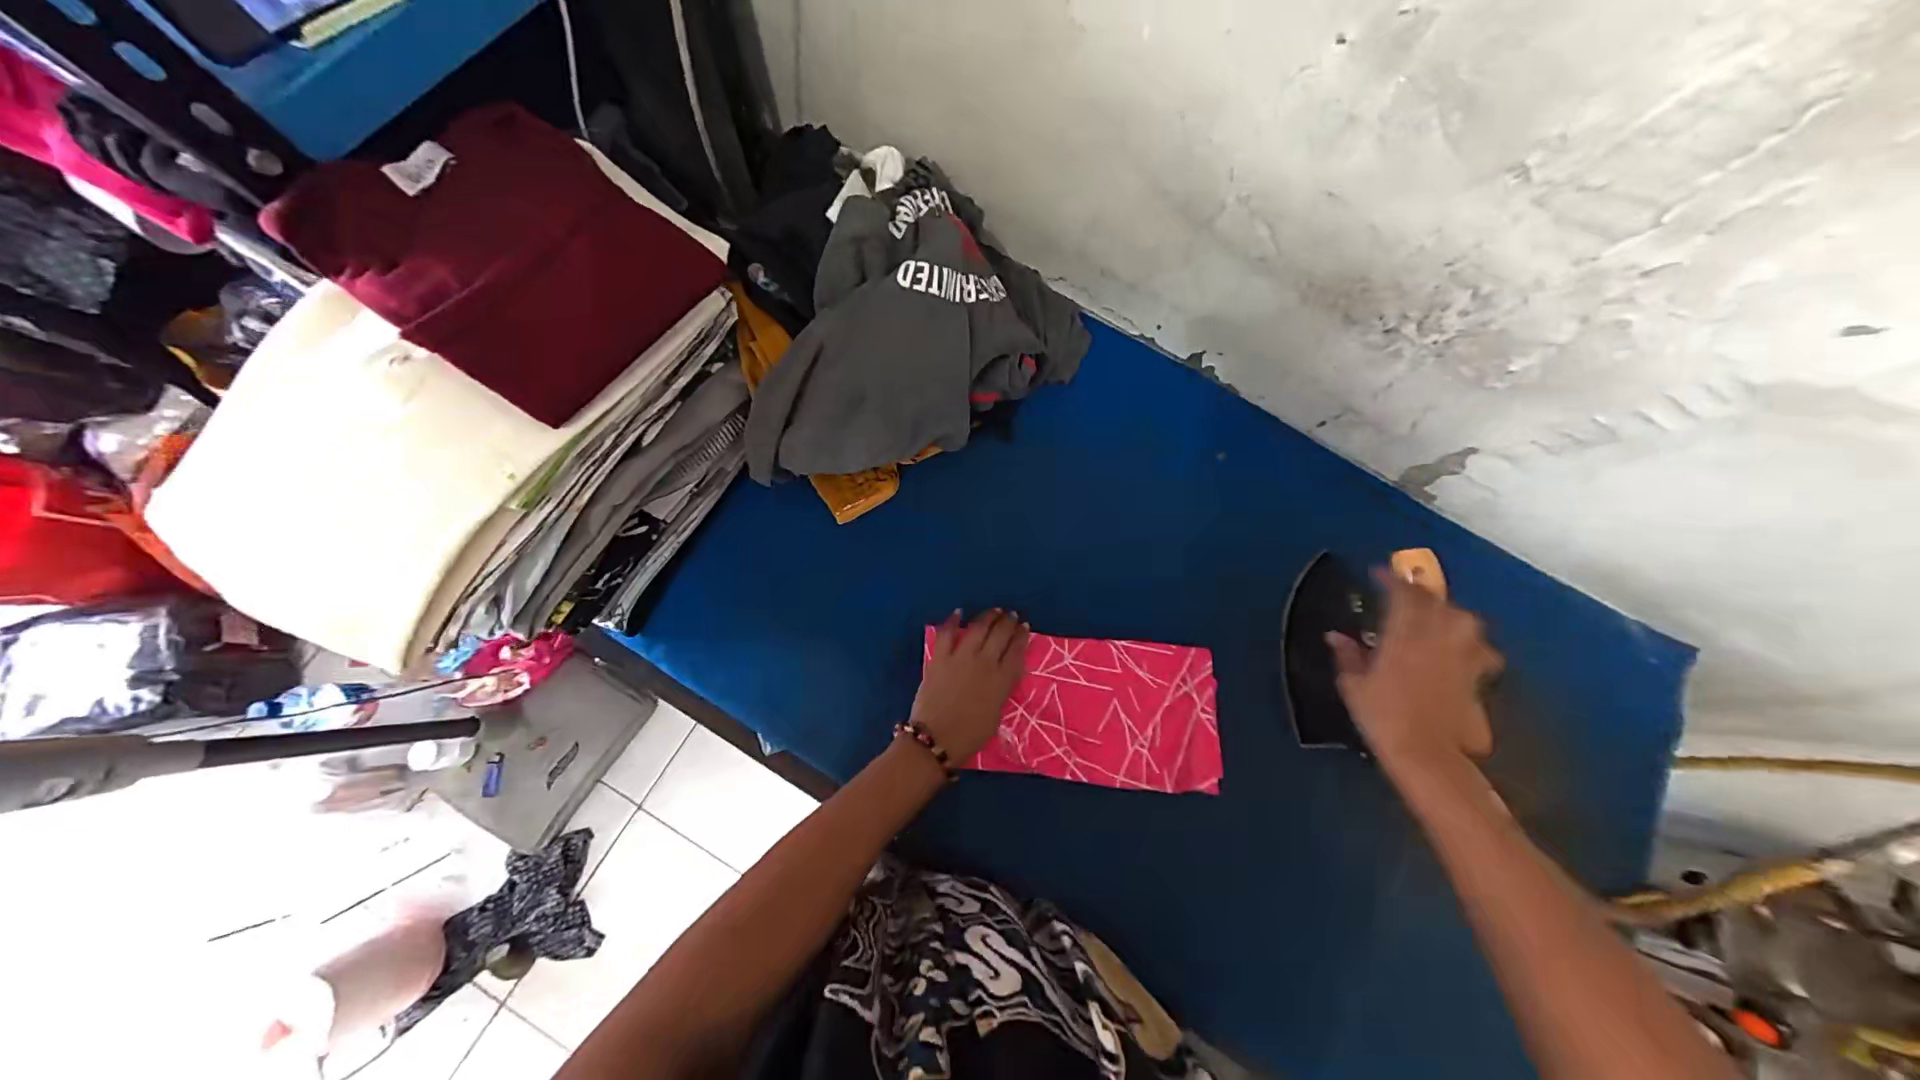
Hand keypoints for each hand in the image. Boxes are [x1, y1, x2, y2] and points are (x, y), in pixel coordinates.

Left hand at [910, 608, 1030, 761]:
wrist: (936, 738)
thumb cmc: (970, 735)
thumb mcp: (996, 714)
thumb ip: (1001, 690)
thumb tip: (1000, 675)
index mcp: (1002, 680)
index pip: (1017, 651)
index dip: (1022, 636)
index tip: (1025, 626)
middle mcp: (985, 663)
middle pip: (1000, 634)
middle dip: (1008, 622)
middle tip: (1011, 615)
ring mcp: (961, 657)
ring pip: (978, 628)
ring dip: (988, 616)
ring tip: (994, 611)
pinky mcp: (939, 658)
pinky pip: (946, 633)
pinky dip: (952, 620)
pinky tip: (958, 612)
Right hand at [1327, 569, 1502, 771]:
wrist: (1427, 754)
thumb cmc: (1382, 716)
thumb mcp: (1353, 685)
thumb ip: (1348, 656)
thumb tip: (1335, 636)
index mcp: (1406, 633)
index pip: (1402, 593)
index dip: (1390, 579)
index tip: (1377, 572)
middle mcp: (1440, 636)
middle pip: (1435, 601)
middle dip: (1418, 593)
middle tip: (1401, 594)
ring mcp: (1464, 655)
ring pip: (1461, 618)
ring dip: (1445, 612)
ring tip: (1430, 616)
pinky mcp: (1479, 674)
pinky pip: (1475, 646)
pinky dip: (1465, 641)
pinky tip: (1456, 649)